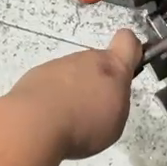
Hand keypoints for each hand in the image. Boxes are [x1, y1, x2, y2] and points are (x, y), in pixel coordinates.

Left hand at [5, 30, 141, 159]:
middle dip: (96, 82)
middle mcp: (86, 59)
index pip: (128, 41)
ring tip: (66, 121)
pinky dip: (51, 98)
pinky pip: (51, 84)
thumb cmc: (84, 125)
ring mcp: (59, 65)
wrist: (34, 124)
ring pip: (72, 74)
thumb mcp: (115, 120)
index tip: (128, 67)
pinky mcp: (36, 75)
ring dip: (72, 92)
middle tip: (91, 111)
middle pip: (97, 63)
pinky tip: (47, 119)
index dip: (132, 50)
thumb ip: (116, 100)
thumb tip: (107, 94)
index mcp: (112, 68)